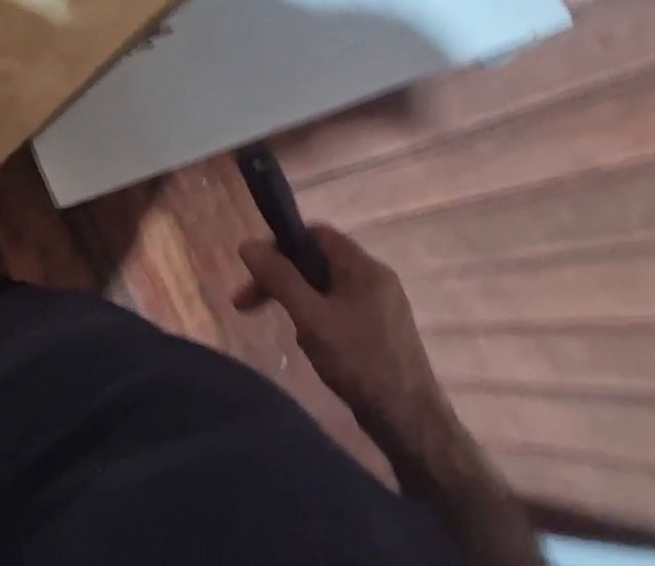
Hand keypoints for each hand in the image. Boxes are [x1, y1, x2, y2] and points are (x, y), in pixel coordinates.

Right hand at [235, 226, 447, 433]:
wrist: (408, 419)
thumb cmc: (358, 360)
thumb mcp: (310, 316)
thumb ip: (279, 277)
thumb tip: (247, 243)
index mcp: (364, 268)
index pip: (317, 233)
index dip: (282, 244)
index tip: (257, 270)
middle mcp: (376, 279)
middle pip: (317, 261)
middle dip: (280, 277)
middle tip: (246, 303)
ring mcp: (381, 305)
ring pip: (325, 287)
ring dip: (295, 300)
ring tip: (284, 328)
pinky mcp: (381, 329)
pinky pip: (338, 307)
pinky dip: (315, 315)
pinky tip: (309, 341)